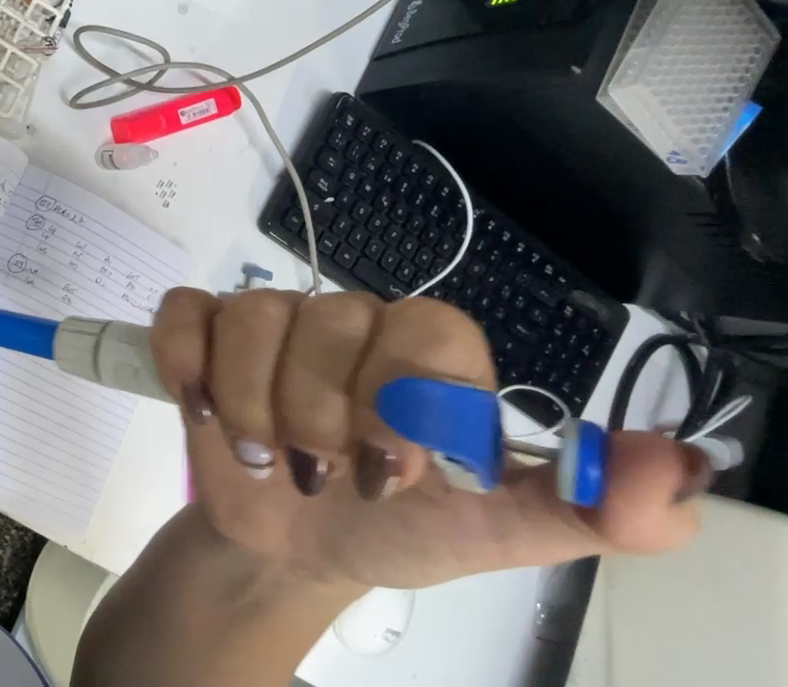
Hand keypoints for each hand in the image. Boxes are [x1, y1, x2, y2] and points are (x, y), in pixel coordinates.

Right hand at [150, 288, 711, 590]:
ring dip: (252, 403)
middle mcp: (346, 324)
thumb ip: (594, 510)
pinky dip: (186, 361)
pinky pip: (184, 310)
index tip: (393, 472)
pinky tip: (202, 410)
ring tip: (261, 458)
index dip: (406, 393)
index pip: (428, 325)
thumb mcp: (500, 538)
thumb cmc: (394, 536)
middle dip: (316, 413)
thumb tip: (672, 463)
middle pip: (329, 317)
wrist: (290, 546)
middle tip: (317, 475)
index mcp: (425, 359)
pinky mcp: (199, 331)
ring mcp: (267, 322)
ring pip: (253, 314)